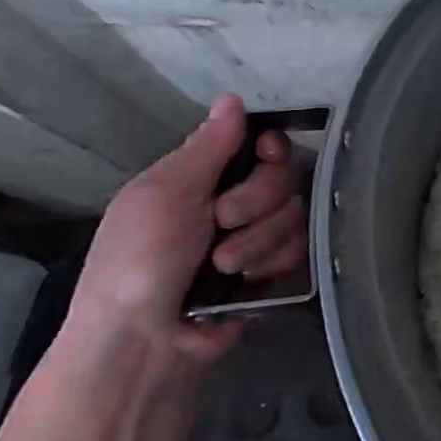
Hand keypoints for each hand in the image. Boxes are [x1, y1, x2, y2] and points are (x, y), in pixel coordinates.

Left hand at [62, 94, 307, 364]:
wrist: (145, 343)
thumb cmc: (139, 262)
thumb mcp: (164, 196)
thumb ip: (207, 148)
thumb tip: (232, 97)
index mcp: (203, 176)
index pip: (262, 142)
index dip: (271, 148)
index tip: (264, 156)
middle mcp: (236, 200)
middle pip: (287, 175)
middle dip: (257, 200)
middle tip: (221, 223)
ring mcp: (259, 235)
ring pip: (297, 214)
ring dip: (259, 240)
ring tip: (223, 267)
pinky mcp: (276, 270)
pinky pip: (301, 250)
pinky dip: (271, 264)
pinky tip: (246, 282)